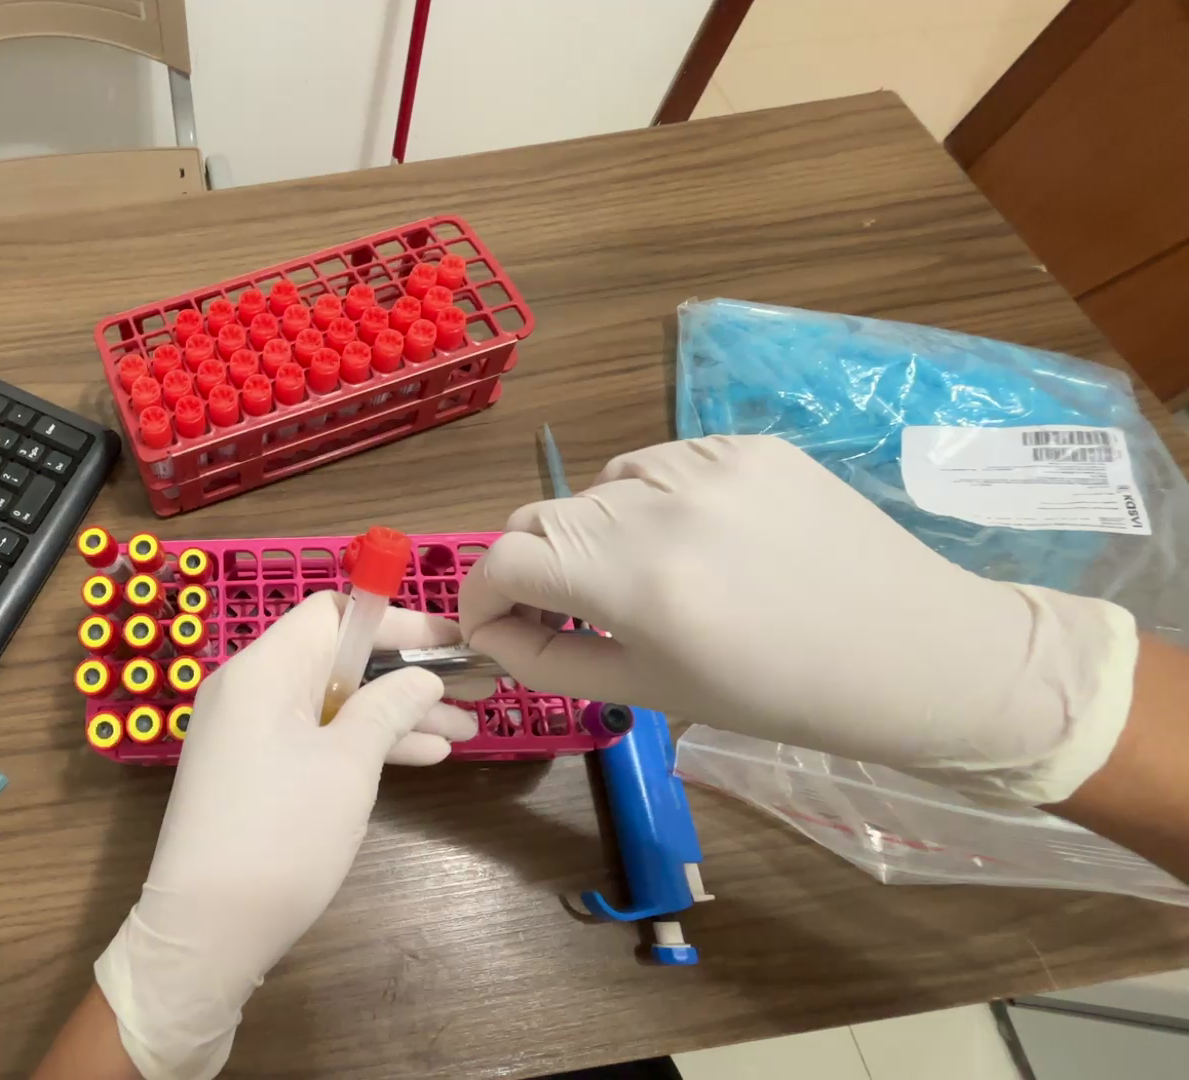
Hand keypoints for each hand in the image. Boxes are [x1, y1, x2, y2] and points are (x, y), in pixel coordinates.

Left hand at [93, 590, 475, 1078]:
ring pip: (333, 703)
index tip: (451, 642)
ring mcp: (249, 731)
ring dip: (394, 714)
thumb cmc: (281, 836)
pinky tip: (422, 757)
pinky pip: (315, 737)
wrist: (205, 931)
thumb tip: (422, 677)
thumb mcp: (348, 765)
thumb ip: (388, 707)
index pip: (332, 616)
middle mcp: (251, 688)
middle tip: (472, 689)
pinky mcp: (254, 768)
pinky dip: (362, 743)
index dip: (394, 622)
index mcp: (263, 669)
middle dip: (405, 673)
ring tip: (464, 732)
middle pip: (337, 659)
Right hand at [458, 434, 1138, 804]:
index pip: (502, 562)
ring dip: (586, 537)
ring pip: (588, 493)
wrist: (919, 655)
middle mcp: (656, 506)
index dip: (480, 597)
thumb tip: (485, 631)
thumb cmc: (772, 693)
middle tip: (559, 611)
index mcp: (633, 581)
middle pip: (536, 521)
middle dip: (529, 571)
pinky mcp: (736, 443)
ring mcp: (700, 463)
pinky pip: (646, 468)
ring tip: (639, 575)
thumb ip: (542, 659)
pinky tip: (688, 540)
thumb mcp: (642, 690)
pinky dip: (639, 506)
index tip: (491, 625)